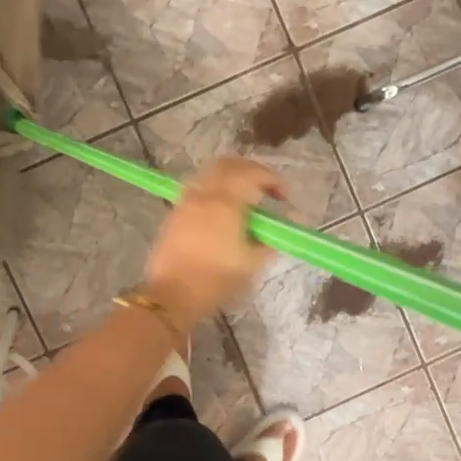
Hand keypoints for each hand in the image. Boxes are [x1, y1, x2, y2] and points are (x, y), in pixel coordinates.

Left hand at [142, 159, 284, 329]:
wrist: (171, 296)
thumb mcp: (251, 263)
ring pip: (210, 174)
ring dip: (231, 178)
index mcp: (226, 202)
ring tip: (244, 199)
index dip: (273, 179)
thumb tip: (288, 224)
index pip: (253, 174)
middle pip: (229, 165)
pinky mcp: (174, 212)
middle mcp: (204, 193)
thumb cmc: (215, 281)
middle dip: (251, 171)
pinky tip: (222, 210)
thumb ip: (271, 238)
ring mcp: (186, 201)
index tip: (284, 197)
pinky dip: (214, 189)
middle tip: (265, 190)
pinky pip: (198, 187)